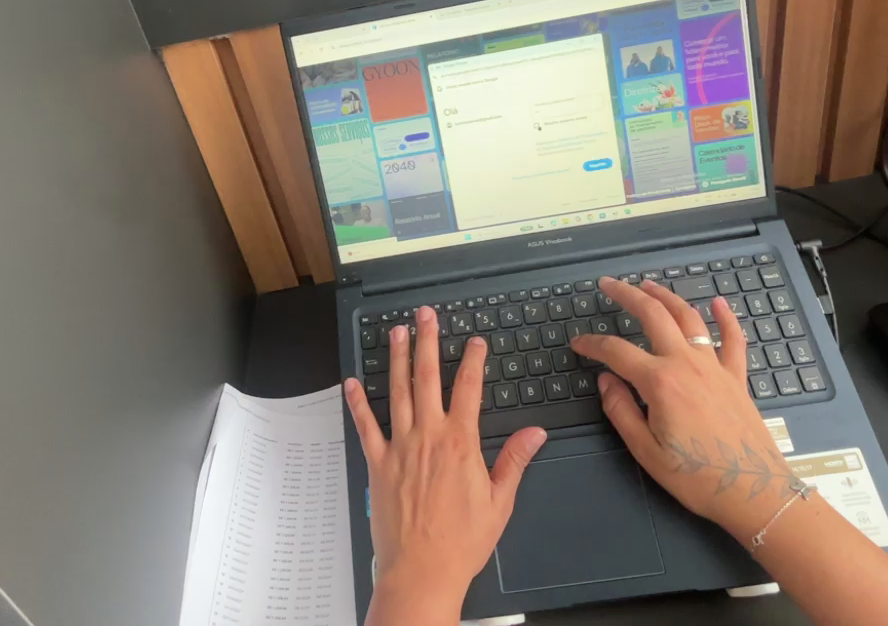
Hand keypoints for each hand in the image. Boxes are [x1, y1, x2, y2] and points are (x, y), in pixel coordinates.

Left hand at [344, 305, 547, 624]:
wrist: (422, 572)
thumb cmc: (461, 542)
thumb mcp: (500, 502)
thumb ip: (515, 460)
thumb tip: (535, 433)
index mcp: (460, 442)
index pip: (469, 389)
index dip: (473, 360)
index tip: (475, 341)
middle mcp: (428, 436)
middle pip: (428, 377)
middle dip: (427, 342)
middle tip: (425, 315)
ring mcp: (400, 446)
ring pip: (397, 391)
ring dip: (397, 359)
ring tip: (396, 333)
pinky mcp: (378, 463)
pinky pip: (366, 426)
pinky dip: (358, 403)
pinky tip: (352, 382)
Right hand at [568, 278, 805, 540]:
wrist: (757, 495)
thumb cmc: (698, 478)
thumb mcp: (646, 452)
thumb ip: (621, 411)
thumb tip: (606, 380)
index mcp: (660, 382)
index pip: (616, 351)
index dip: (592, 344)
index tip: (577, 343)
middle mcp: (686, 364)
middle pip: (653, 315)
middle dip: (627, 294)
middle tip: (608, 284)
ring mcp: (714, 367)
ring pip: (688, 317)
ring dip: (666, 296)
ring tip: (648, 285)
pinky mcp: (736, 378)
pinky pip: (732, 340)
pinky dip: (726, 318)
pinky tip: (718, 303)